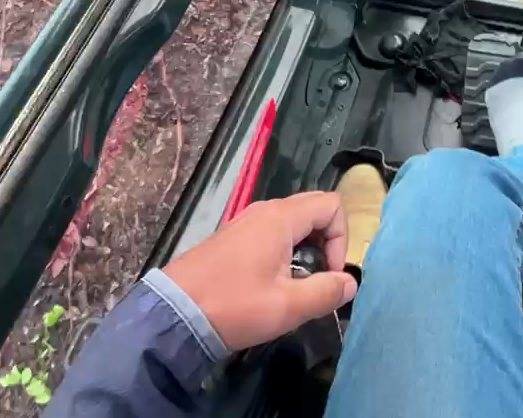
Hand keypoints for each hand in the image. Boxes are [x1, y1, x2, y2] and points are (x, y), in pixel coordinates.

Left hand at [164, 191, 356, 350]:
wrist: (172, 316)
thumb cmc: (233, 306)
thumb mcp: (286, 307)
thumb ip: (325, 293)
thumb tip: (350, 283)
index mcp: (282, 217)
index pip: (332, 205)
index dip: (341, 239)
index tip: (331, 275)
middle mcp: (266, 209)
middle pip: (314, 207)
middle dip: (327, 239)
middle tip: (320, 275)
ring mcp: (247, 220)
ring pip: (294, 219)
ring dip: (307, 245)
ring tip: (298, 282)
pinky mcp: (234, 235)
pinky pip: (274, 229)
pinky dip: (286, 247)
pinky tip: (274, 280)